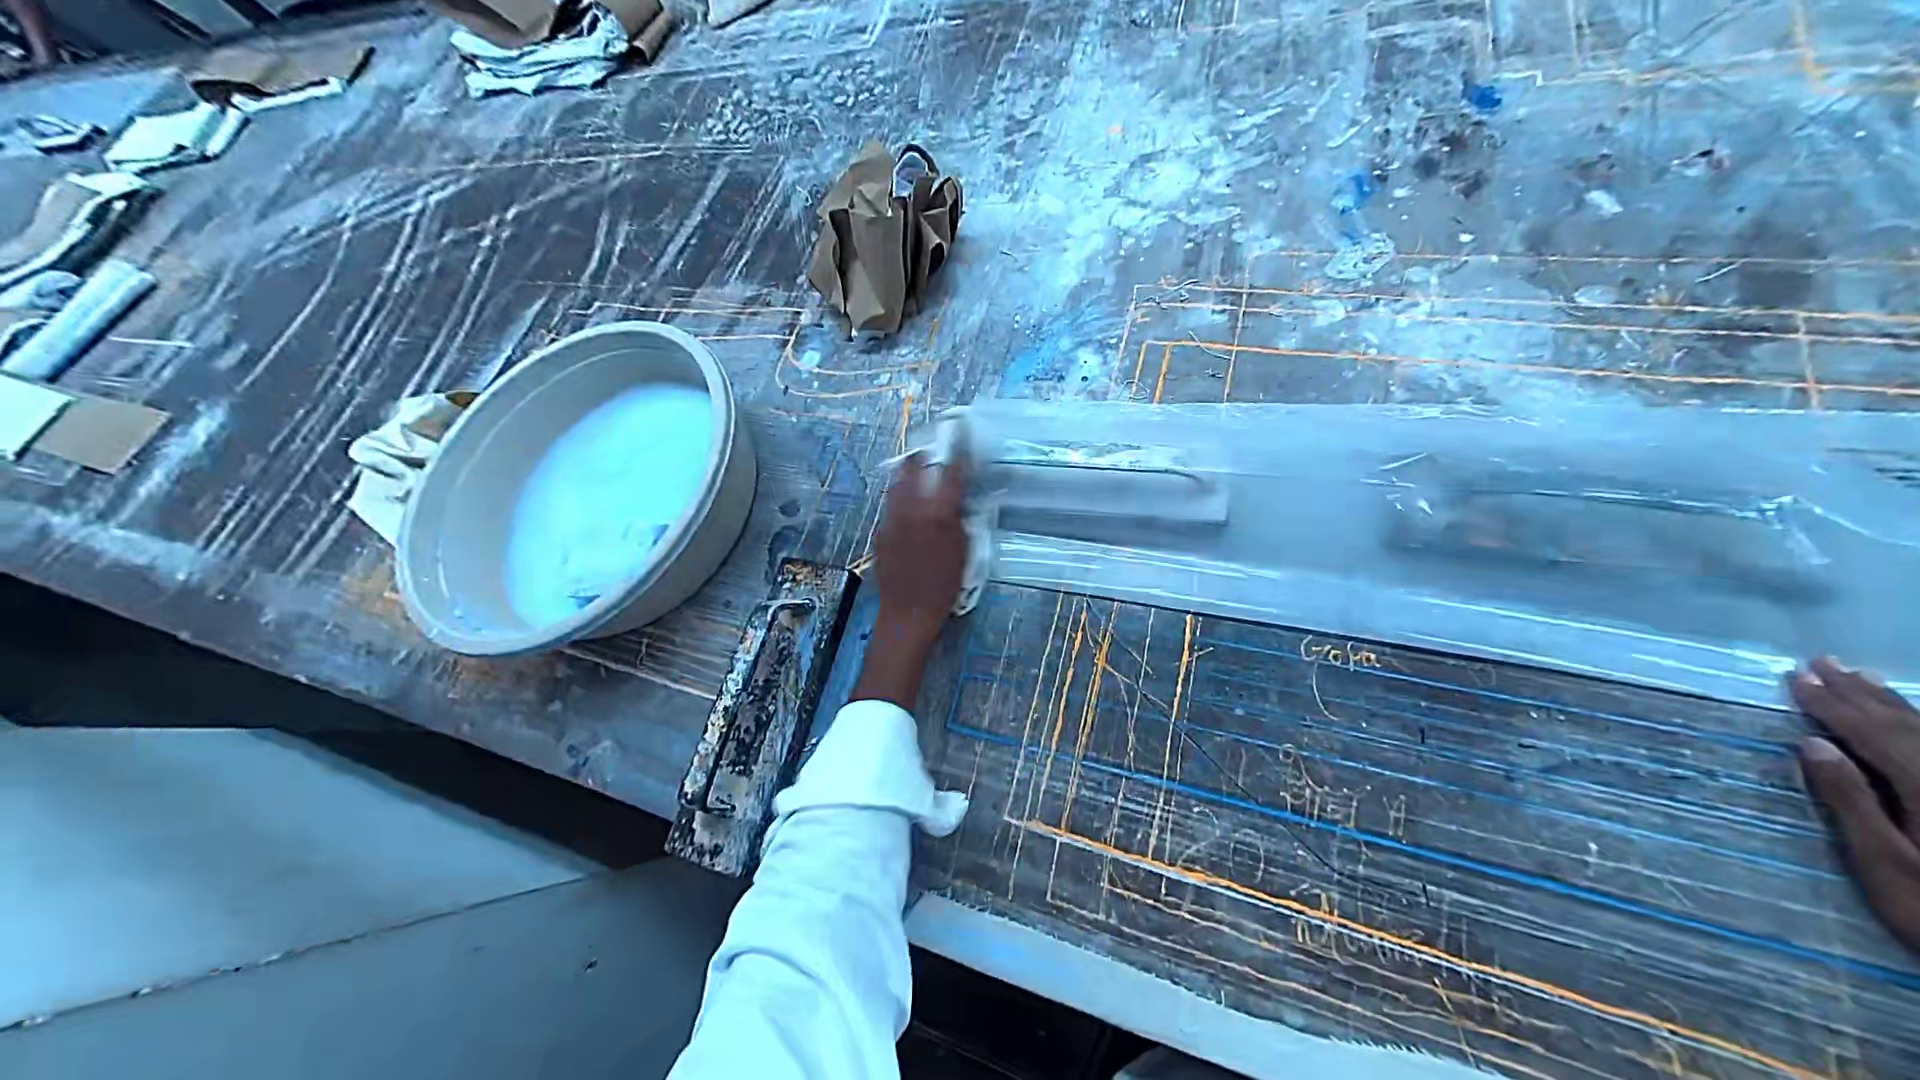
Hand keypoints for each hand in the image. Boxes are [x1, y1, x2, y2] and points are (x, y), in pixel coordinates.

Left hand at [851, 451, 969, 709]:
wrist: (907, 613)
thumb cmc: (944, 586)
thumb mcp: (964, 550)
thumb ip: (960, 518)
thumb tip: (959, 497)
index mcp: (939, 512)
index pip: (951, 471)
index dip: (958, 451)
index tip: (962, 437)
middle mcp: (912, 507)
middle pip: (915, 466)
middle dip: (927, 455)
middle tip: (936, 453)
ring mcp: (891, 517)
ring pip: (897, 481)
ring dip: (909, 472)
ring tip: (919, 469)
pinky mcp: (879, 529)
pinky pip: (890, 503)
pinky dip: (900, 496)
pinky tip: (908, 503)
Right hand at [1789, 656, 1919, 949]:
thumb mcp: (1887, 863)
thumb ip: (1851, 801)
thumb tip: (1812, 745)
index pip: (1870, 733)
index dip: (1830, 704)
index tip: (1795, 676)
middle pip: (1909, 726)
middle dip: (1861, 694)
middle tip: (1823, 663)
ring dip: (1893, 703)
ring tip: (1863, 678)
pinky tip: (1915, 719)